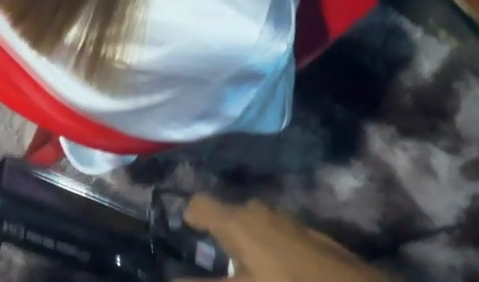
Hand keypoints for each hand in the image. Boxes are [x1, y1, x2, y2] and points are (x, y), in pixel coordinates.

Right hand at [186, 195, 386, 281]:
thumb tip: (168, 281)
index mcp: (237, 221)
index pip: (199, 204)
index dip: (188, 220)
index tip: (185, 241)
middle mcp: (258, 212)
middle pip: (227, 216)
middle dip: (218, 240)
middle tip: (216, 269)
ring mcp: (287, 221)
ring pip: (254, 227)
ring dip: (245, 248)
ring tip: (247, 275)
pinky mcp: (310, 236)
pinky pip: (276, 238)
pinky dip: (269, 254)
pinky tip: (279, 278)